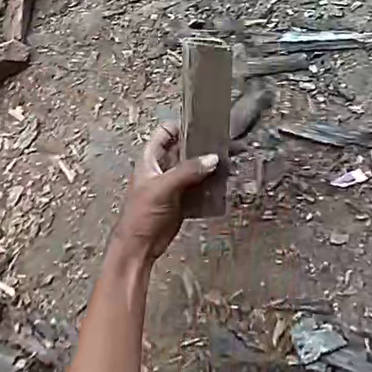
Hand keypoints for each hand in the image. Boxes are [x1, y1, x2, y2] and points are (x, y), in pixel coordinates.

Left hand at [111, 122, 218, 258]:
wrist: (140, 246)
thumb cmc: (140, 215)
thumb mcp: (162, 188)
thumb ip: (187, 171)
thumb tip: (211, 158)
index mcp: (151, 159)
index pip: (166, 132)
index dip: (183, 126)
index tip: (203, 125)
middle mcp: (163, 168)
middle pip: (185, 149)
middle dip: (203, 145)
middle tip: (225, 143)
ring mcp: (174, 183)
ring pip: (195, 166)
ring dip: (210, 164)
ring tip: (230, 159)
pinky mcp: (183, 198)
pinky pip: (200, 184)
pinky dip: (211, 182)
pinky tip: (225, 179)